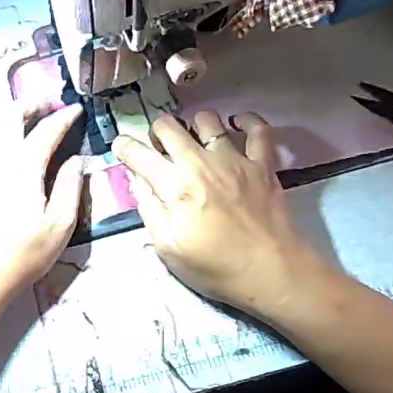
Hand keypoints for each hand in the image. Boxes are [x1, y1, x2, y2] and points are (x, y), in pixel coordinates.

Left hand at [0, 102, 86, 309]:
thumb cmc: (24, 255)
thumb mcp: (60, 225)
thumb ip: (69, 187)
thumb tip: (75, 160)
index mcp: (23, 169)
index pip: (46, 130)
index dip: (63, 116)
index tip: (76, 109)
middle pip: (6, 115)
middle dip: (28, 102)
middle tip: (45, 104)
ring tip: (10, 114)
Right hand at [112, 111, 341, 324]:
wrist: (272, 273)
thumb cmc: (214, 267)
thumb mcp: (167, 248)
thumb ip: (149, 209)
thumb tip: (138, 181)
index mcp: (175, 187)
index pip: (138, 154)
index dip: (123, 147)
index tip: (121, 149)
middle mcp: (201, 164)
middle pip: (169, 126)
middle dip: (156, 133)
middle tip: (159, 149)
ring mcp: (235, 160)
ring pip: (208, 120)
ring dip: (194, 126)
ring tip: (194, 141)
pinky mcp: (263, 164)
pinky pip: (258, 130)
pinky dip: (247, 122)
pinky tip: (237, 124)